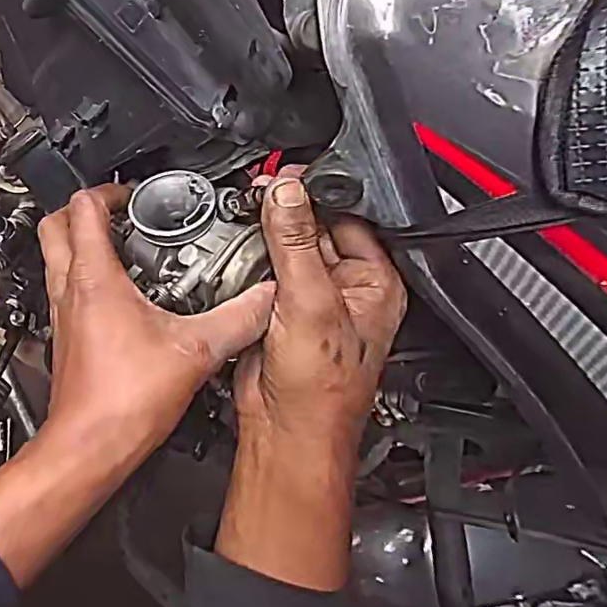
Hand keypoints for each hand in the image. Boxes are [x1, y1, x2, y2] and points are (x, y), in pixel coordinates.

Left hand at [37, 183, 275, 458]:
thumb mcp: (194, 352)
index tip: (136, 195)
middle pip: (56, 224)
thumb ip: (237, 319)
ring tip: (125, 244)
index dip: (110, 191)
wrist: (90, 444)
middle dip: (85, 209)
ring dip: (83, 241)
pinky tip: (122, 293)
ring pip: (57, 256)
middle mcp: (69, 290)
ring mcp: (63, 312)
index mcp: (93, 279)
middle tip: (120, 211)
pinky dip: (88, 276)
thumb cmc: (121, 402)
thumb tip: (264, 298)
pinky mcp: (67, 334)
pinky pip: (68, 288)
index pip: (84, 208)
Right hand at [233, 172, 405, 453]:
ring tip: (242, 222)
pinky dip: (245, 258)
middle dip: (282, 211)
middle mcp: (342, 287)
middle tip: (255, 196)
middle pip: (310, 227)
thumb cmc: (321, 387)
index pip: (346, 217)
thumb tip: (286, 194)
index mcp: (371, 282)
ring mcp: (306, 297)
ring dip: (261, 234)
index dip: (315, 194)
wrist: (283, 428)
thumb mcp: (311, 303)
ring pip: (282, 247)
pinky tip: (234, 252)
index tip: (284, 178)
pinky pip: (259, 270)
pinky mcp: (274, 308)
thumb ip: (295, 243)